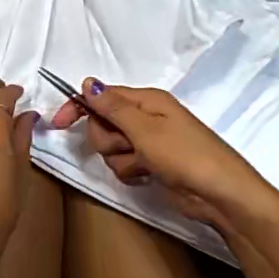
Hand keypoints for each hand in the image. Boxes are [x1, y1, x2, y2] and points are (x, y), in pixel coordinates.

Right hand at [51, 80, 276, 228]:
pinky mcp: (149, 163)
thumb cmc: (185, 155)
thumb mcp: (144, 129)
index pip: (101, 96)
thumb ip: (112, 107)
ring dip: (119, 159)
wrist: (220, 195)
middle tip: (126, 147)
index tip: (58, 124)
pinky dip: (129, 171)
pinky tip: (145, 176)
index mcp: (146, 100)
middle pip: (102, 123)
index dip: (78, 108)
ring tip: (142, 164)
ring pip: (110, 147)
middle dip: (106, 139)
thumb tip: (88, 82)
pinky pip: (122, 163)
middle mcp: (145, 117)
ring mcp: (148, 141)